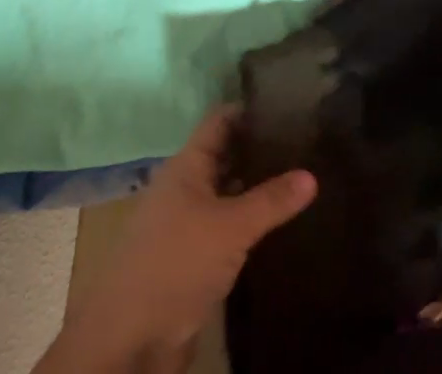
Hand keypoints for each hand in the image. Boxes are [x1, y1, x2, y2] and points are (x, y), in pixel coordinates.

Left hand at [37, 108, 315, 373]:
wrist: (129, 340)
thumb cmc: (174, 264)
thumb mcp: (230, 227)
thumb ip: (271, 199)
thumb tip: (312, 174)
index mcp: (185, 168)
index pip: (220, 121)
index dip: (251, 109)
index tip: (294, 101)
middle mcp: (184, 190)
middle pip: (226, 156)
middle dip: (262, 148)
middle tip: (311, 140)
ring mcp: (187, 225)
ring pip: (229, 194)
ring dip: (260, 187)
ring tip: (307, 175)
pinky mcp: (195, 258)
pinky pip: (229, 228)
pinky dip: (253, 222)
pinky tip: (285, 222)